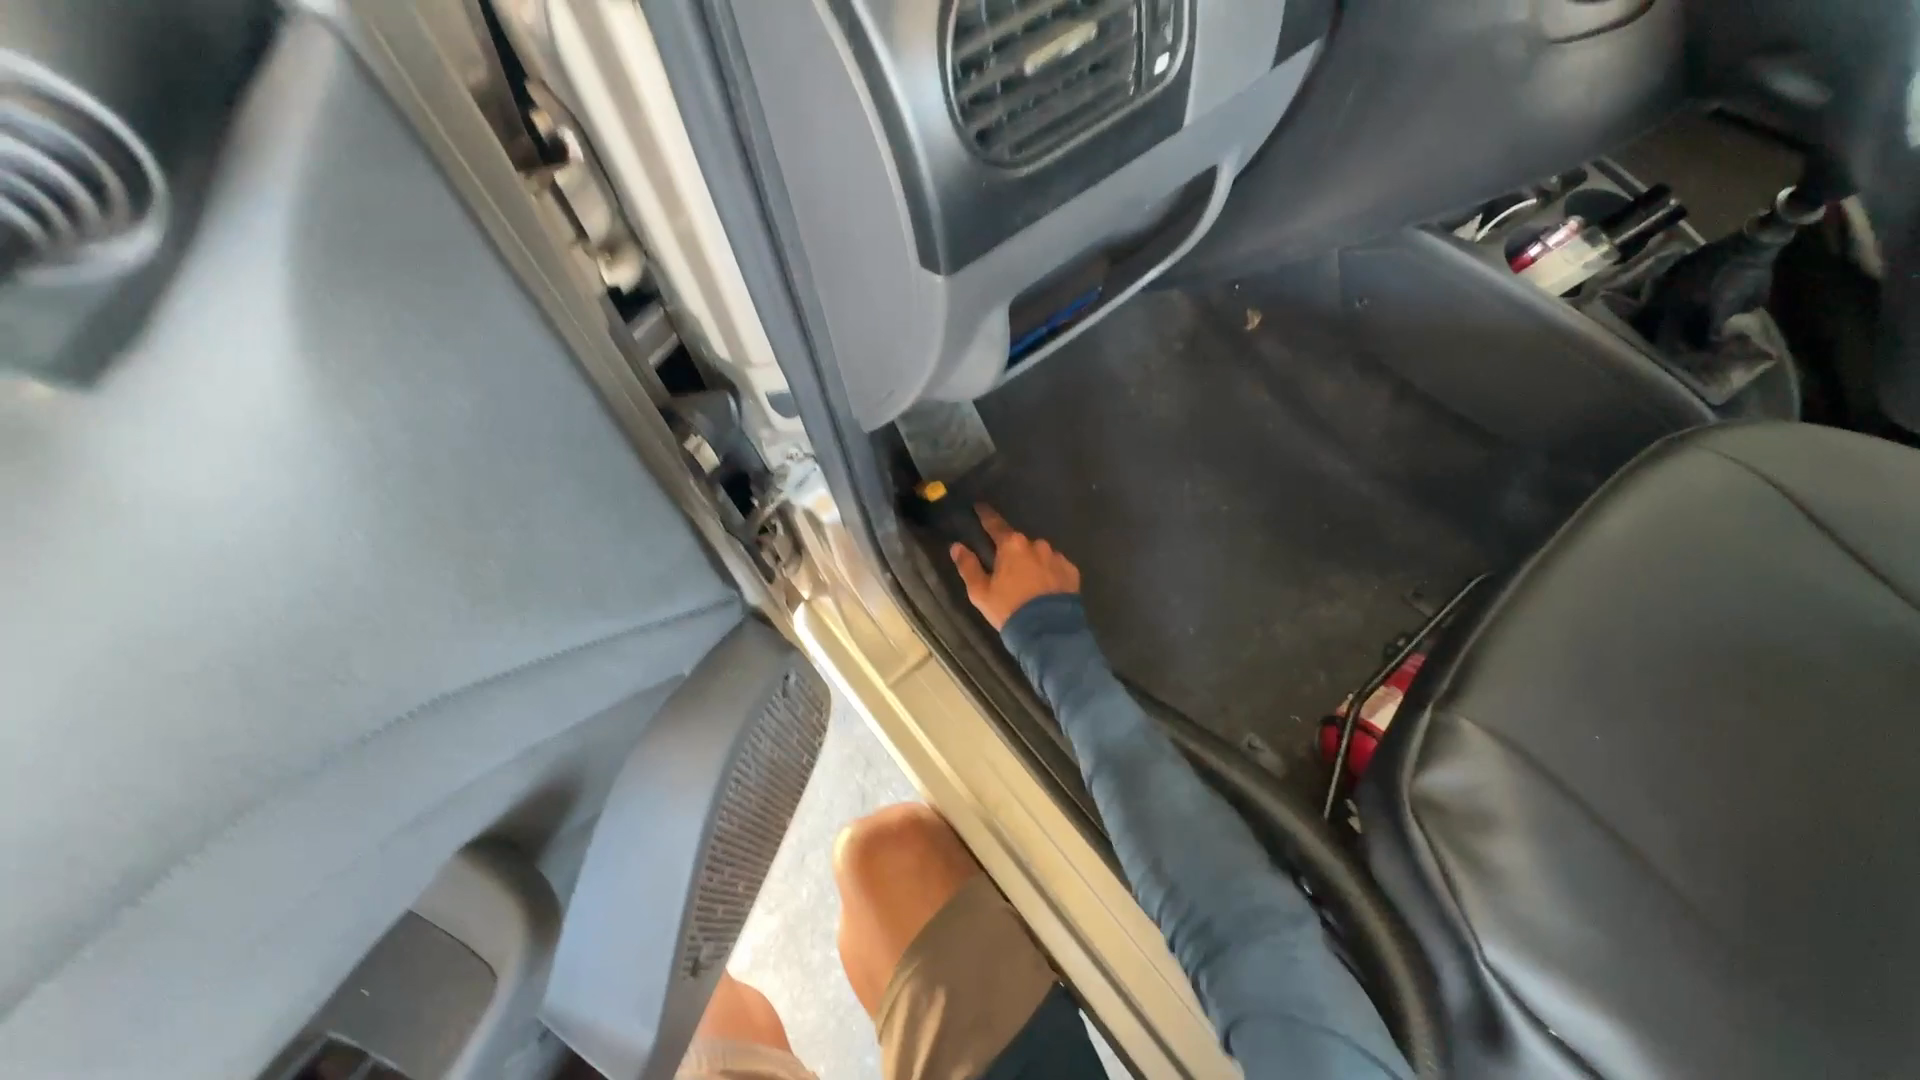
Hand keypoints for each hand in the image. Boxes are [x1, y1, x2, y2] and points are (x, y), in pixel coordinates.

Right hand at [949, 505, 1080, 629]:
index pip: (995, 524)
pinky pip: (1056, 566)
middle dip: (1013, 552)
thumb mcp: (980, 592)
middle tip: (1007, 570)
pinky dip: (1049, 573)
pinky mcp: (1072, 572)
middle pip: (1019, 543)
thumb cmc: (1009, 609)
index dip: (986, 516)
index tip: (980, 506)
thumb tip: (956, 546)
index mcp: (1012, 545)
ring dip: (1032, 563)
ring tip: (1029, 584)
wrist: (1049, 632)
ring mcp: (1057, 557)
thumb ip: (968, 566)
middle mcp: (1036, 544)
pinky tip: (1045, 589)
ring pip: (1039, 554)